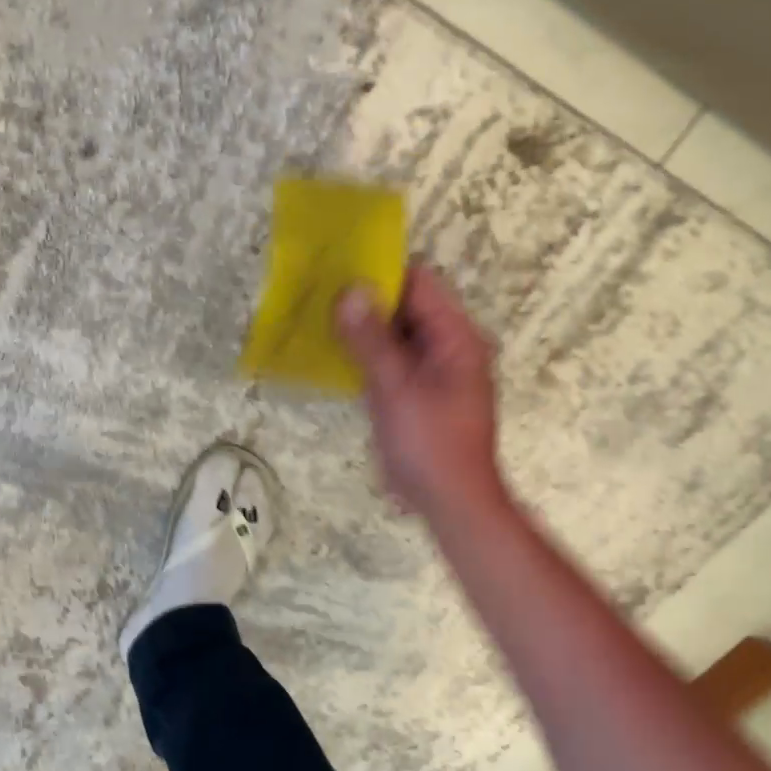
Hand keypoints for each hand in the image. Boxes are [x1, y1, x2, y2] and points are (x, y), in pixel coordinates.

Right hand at [334, 263, 507, 520]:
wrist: (449, 501)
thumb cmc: (429, 443)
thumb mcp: (396, 387)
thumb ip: (371, 340)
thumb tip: (350, 290)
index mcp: (455, 336)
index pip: (419, 283)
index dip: (380, 272)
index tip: (335, 269)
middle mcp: (447, 346)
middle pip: (405, 307)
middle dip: (364, 300)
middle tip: (316, 294)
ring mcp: (431, 372)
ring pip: (393, 336)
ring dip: (360, 329)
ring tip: (315, 319)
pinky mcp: (414, 395)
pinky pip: (388, 362)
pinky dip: (363, 356)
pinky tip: (330, 356)